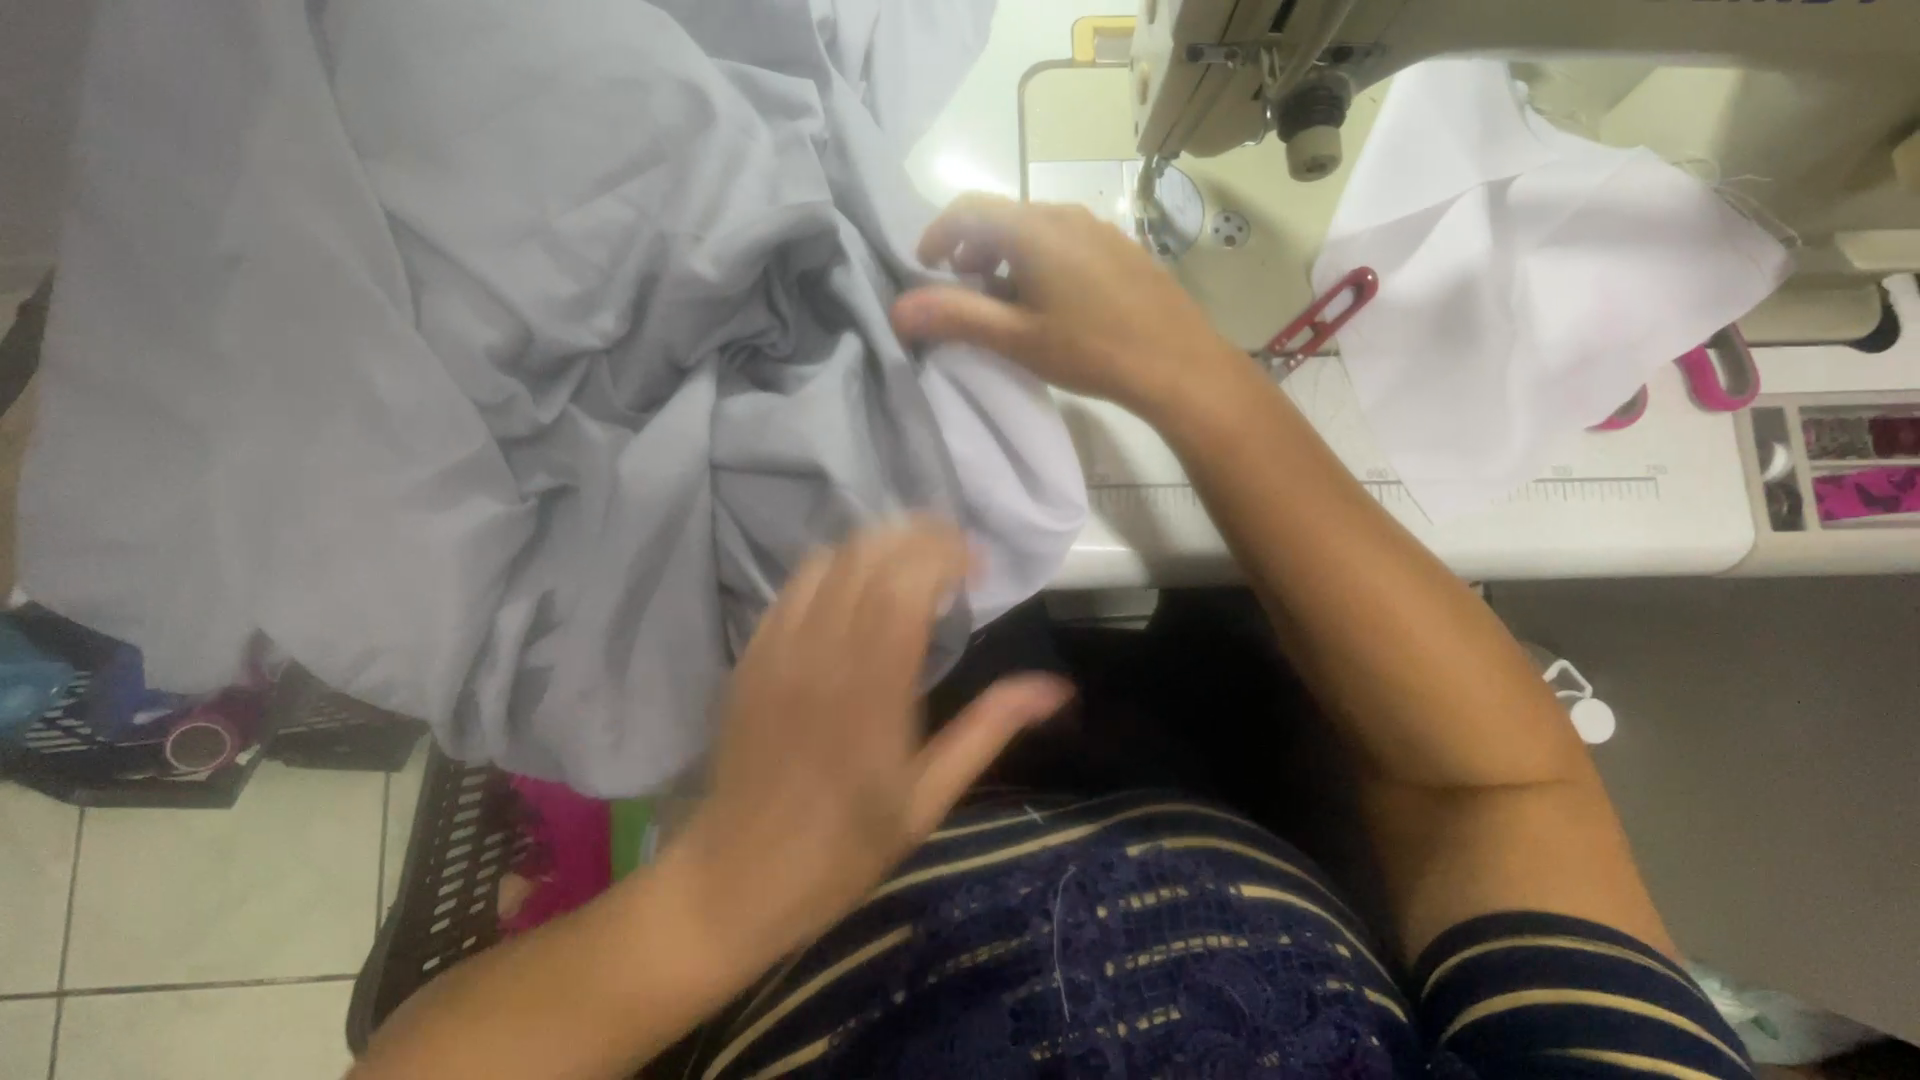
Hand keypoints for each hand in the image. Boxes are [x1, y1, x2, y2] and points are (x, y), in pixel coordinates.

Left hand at [668, 521, 1072, 970]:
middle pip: (868, 557)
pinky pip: (792, 587)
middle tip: (955, 556)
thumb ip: (988, 730)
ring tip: (909, 568)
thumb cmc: (844, 848)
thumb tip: (1055, 688)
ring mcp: (777, 650)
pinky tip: (853, 592)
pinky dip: (833, 570)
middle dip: (918, 537)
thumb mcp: (928, 799)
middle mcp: (821, 654)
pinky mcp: (750, 656)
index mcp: (873, 689)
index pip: (907, 583)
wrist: (738, 878)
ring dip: (876, 548)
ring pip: (828, 560)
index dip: (946, 553)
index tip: (979, 566)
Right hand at [891, 193, 1239, 416]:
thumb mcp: (1016, 338)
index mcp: (1033, 230)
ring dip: (1007, 258)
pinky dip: (1041, 261)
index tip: (925, 267)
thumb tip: (898, 308)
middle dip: (972, 249)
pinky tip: (1053, 304)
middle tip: (965, 290)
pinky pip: (1067, 242)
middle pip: (1003, 217)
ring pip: (1036, 230)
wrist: (1178, 363)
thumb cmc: (1090, 350)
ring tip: (1007, 303)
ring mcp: (1099, 229)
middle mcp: (1065, 216)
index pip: (968, 208)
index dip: (937, 233)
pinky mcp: (1122, 248)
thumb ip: (956, 317)